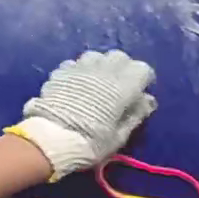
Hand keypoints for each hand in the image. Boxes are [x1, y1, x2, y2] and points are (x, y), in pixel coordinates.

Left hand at [7, 50, 155, 179]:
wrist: (51, 138)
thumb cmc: (91, 141)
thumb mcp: (119, 136)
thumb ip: (135, 115)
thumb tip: (147, 100)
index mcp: (122, 85)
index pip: (142, 68)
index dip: (142, 80)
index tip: (138, 93)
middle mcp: (102, 70)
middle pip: (119, 57)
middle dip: (122, 68)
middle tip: (118, 87)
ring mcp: (79, 68)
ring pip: (95, 56)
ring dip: (99, 66)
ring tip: (95, 83)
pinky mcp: (60, 71)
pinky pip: (74, 64)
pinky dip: (79, 71)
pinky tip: (76, 85)